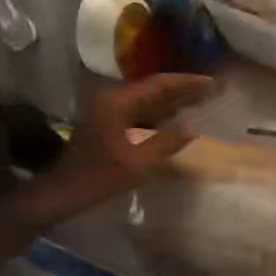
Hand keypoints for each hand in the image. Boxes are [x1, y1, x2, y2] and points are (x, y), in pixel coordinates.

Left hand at [54, 73, 217, 200]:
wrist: (63, 192)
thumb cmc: (98, 179)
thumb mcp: (136, 165)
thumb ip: (165, 143)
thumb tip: (192, 127)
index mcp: (118, 102)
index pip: (159, 85)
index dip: (187, 84)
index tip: (212, 83)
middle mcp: (112, 98)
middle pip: (153, 88)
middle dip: (181, 90)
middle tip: (211, 90)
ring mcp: (107, 110)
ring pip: (146, 100)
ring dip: (171, 101)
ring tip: (198, 101)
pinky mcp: (106, 123)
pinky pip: (138, 112)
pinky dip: (157, 114)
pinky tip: (172, 120)